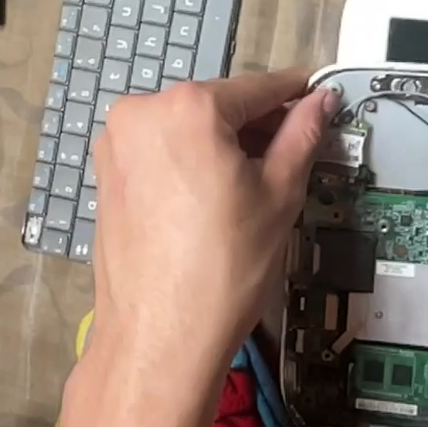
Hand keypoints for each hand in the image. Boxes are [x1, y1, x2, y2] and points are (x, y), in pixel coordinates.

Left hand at [88, 70, 334, 377]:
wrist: (160, 339)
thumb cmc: (224, 267)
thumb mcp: (280, 192)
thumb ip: (302, 134)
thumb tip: (320, 102)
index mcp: (187, 107)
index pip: (257, 87)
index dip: (295, 94)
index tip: (318, 95)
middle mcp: (141, 112)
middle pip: (219, 104)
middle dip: (259, 123)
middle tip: (297, 148)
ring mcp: (117, 143)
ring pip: (189, 126)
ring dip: (226, 142)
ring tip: (260, 179)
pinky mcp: (107, 173)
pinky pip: (162, 148)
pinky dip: (193, 158)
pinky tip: (219, 192)